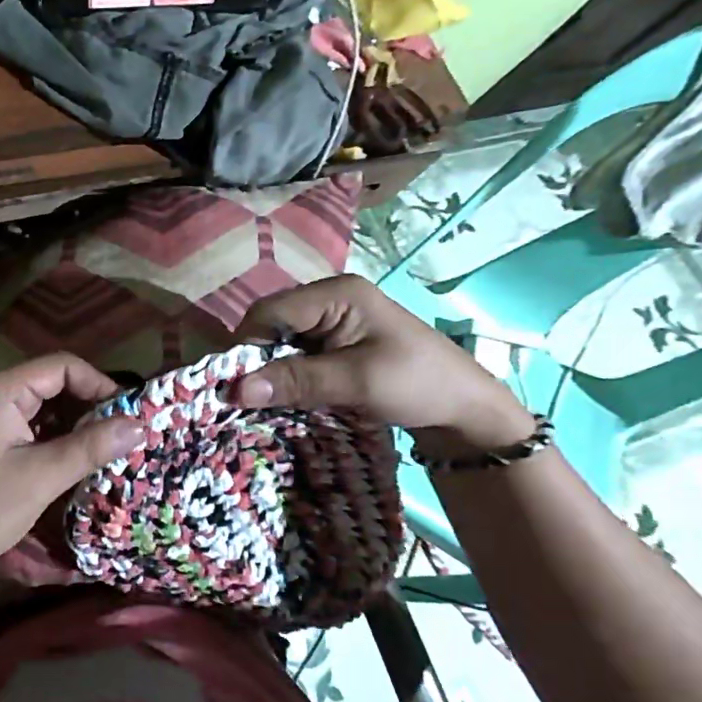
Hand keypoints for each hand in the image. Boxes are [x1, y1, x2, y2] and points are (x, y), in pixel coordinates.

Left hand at [0, 354, 145, 580]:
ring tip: (111, 449)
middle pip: (55, 384)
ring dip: (78, 425)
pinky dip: (59, 440)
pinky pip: (34, 428)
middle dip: (92, 406)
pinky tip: (80, 460)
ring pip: (47, 408)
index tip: (130, 416)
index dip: (100, 384)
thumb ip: (90, 447)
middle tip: (126, 435)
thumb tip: (141, 426)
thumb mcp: (40, 477)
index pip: (62, 366)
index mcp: (1, 390)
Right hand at [230, 275, 533, 453]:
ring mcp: (332, 322)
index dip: (247, 346)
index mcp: (336, 293)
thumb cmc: (417, 384)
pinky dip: (285, 377)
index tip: (236, 386)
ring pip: (280, 343)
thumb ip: (296, 381)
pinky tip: (282, 398)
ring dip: (269, 371)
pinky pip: (295, 356)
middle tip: (245, 398)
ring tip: (261, 402)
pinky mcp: (334, 345)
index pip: (270, 311)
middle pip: (271, 325)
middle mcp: (328, 300)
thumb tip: (236, 390)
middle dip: (256, 360)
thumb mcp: (356, 381)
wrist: (465, 409)